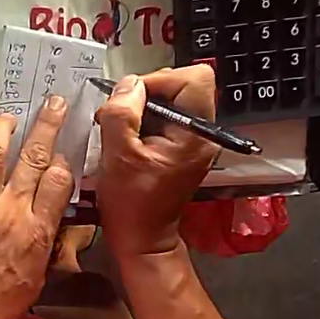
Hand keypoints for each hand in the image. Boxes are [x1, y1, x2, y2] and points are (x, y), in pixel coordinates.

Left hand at [0, 97, 74, 318]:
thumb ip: (44, 239)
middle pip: (33, 156)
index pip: (59, 180)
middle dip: (47, 125)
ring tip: (10, 116)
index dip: (63, 161)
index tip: (63, 154)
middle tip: (55, 102)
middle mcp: (9, 210)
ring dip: (4, 127)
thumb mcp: (36, 276)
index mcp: (36, 232)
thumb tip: (49, 215)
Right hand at [96, 67, 219, 258]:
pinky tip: (125, 140)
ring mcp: (192, 141)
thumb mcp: (118, 156)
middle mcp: (201, 134)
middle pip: (181, 86)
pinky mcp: (179, 148)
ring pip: (170, 101)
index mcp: (195, 134)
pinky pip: (164, 118)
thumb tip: (127, 84)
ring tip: (118, 129)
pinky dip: (142, 122)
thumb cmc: (131, 205)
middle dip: (146, 93)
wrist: (142, 239)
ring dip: (140, 108)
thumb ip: (121, 114)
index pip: (192, 79)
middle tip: (119, 114)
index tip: (130, 99)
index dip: (158, 80)